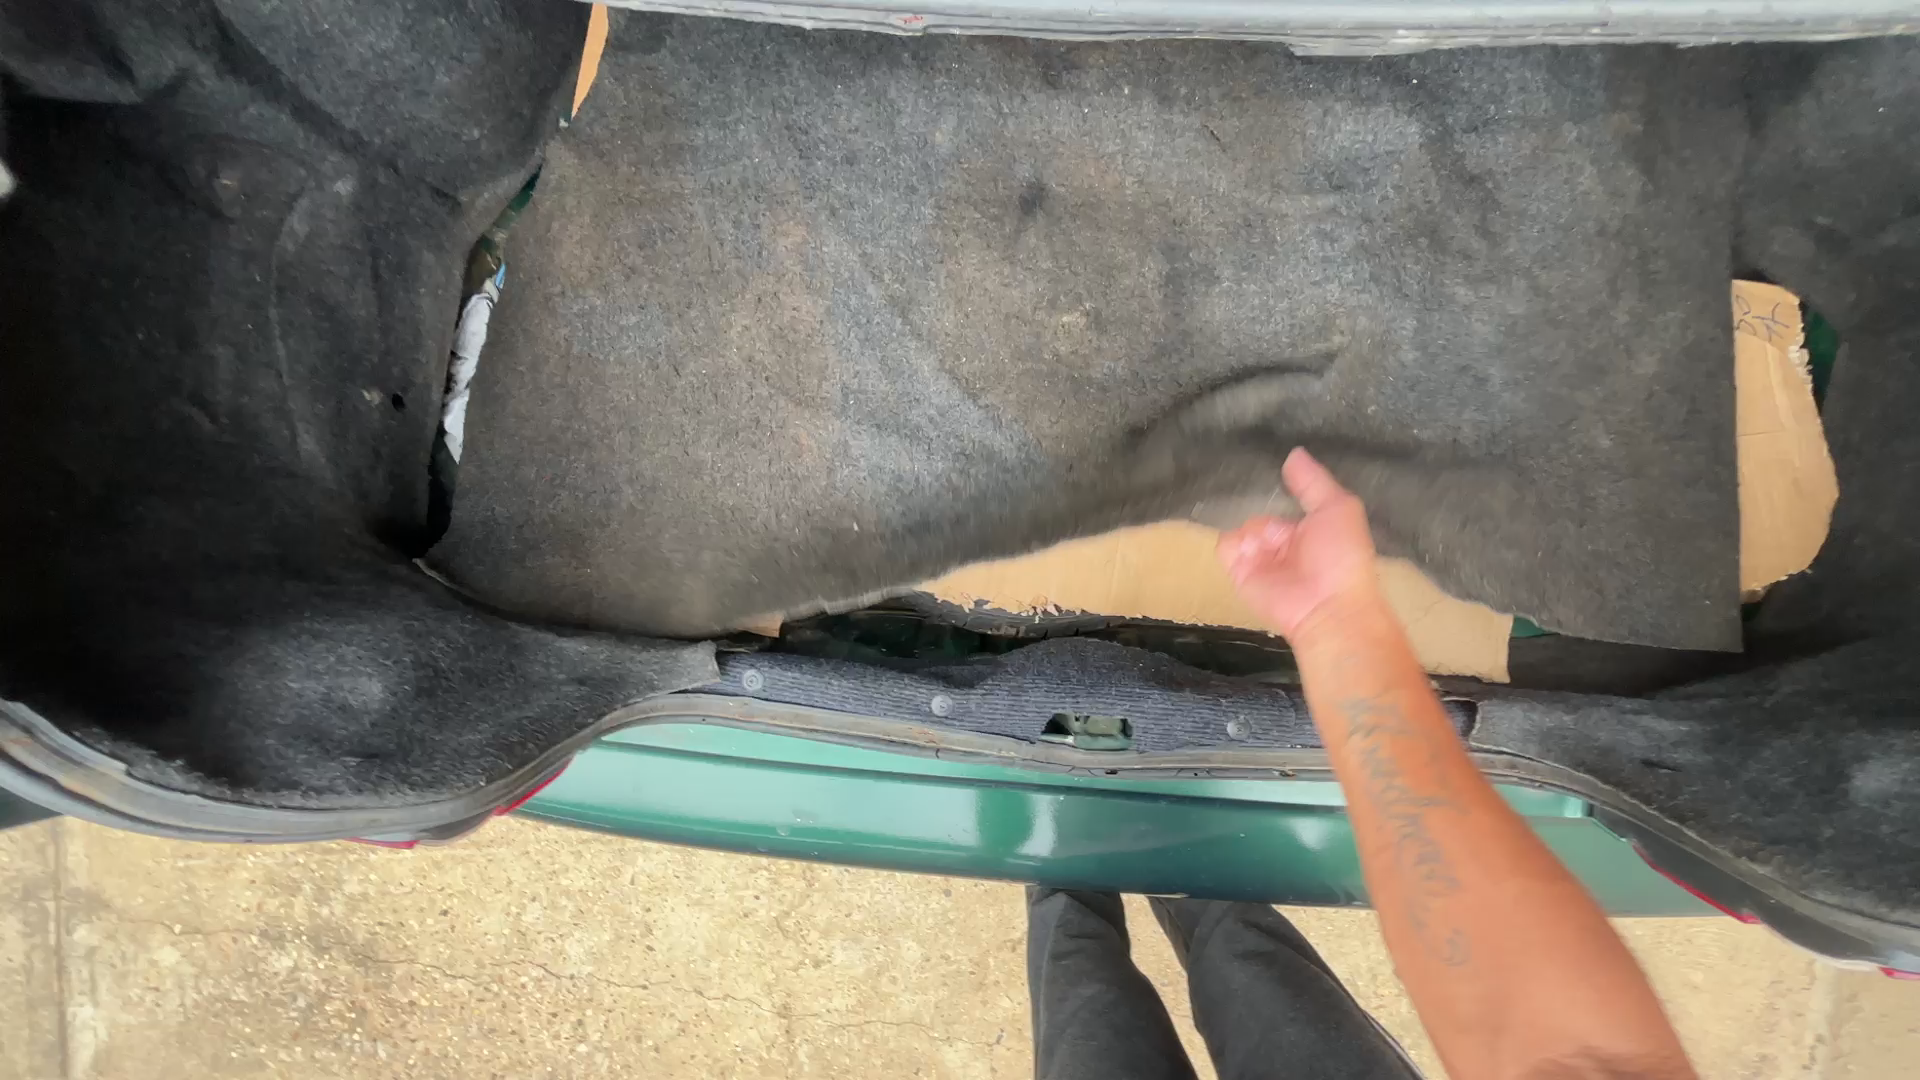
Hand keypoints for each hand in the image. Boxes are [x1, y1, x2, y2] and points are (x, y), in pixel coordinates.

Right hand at [1217, 447, 1379, 641]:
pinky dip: (1234, 543)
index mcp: (1304, 527)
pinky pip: (1224, 545)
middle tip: (1276, 522)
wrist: (1326, 605)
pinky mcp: (1238, 571)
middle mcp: (1279, 541)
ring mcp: (1257, 556)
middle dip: (1261, 508)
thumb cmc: (1341, 557)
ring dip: (1254, 530)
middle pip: (1256, 509)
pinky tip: (1253, 549)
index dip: (1276, 488)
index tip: (1268, 470)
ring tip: (1270, 544)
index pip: (1281, 500)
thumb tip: (1292, 453)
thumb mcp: (1338, 509)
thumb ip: (1314, 481)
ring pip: (1240, 524)